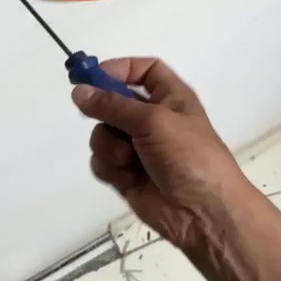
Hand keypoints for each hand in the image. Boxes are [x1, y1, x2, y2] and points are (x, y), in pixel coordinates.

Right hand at [71, 58, 256, 253]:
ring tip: (127, 159)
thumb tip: (78, 91)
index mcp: (170, 98)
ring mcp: (138, 148)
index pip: (144, 70)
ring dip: (108, 145)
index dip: (120, 69)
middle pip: (114, 103)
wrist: (202, 211)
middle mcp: (153, 119)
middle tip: (98, 116)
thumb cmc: (188, 155)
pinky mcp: (126, 174)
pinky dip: (109, 166)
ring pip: (103, 134)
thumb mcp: (153, 121)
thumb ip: (112, 105)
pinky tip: (125, 176)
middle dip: (105, 112)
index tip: (93, 76)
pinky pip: (102, 161)